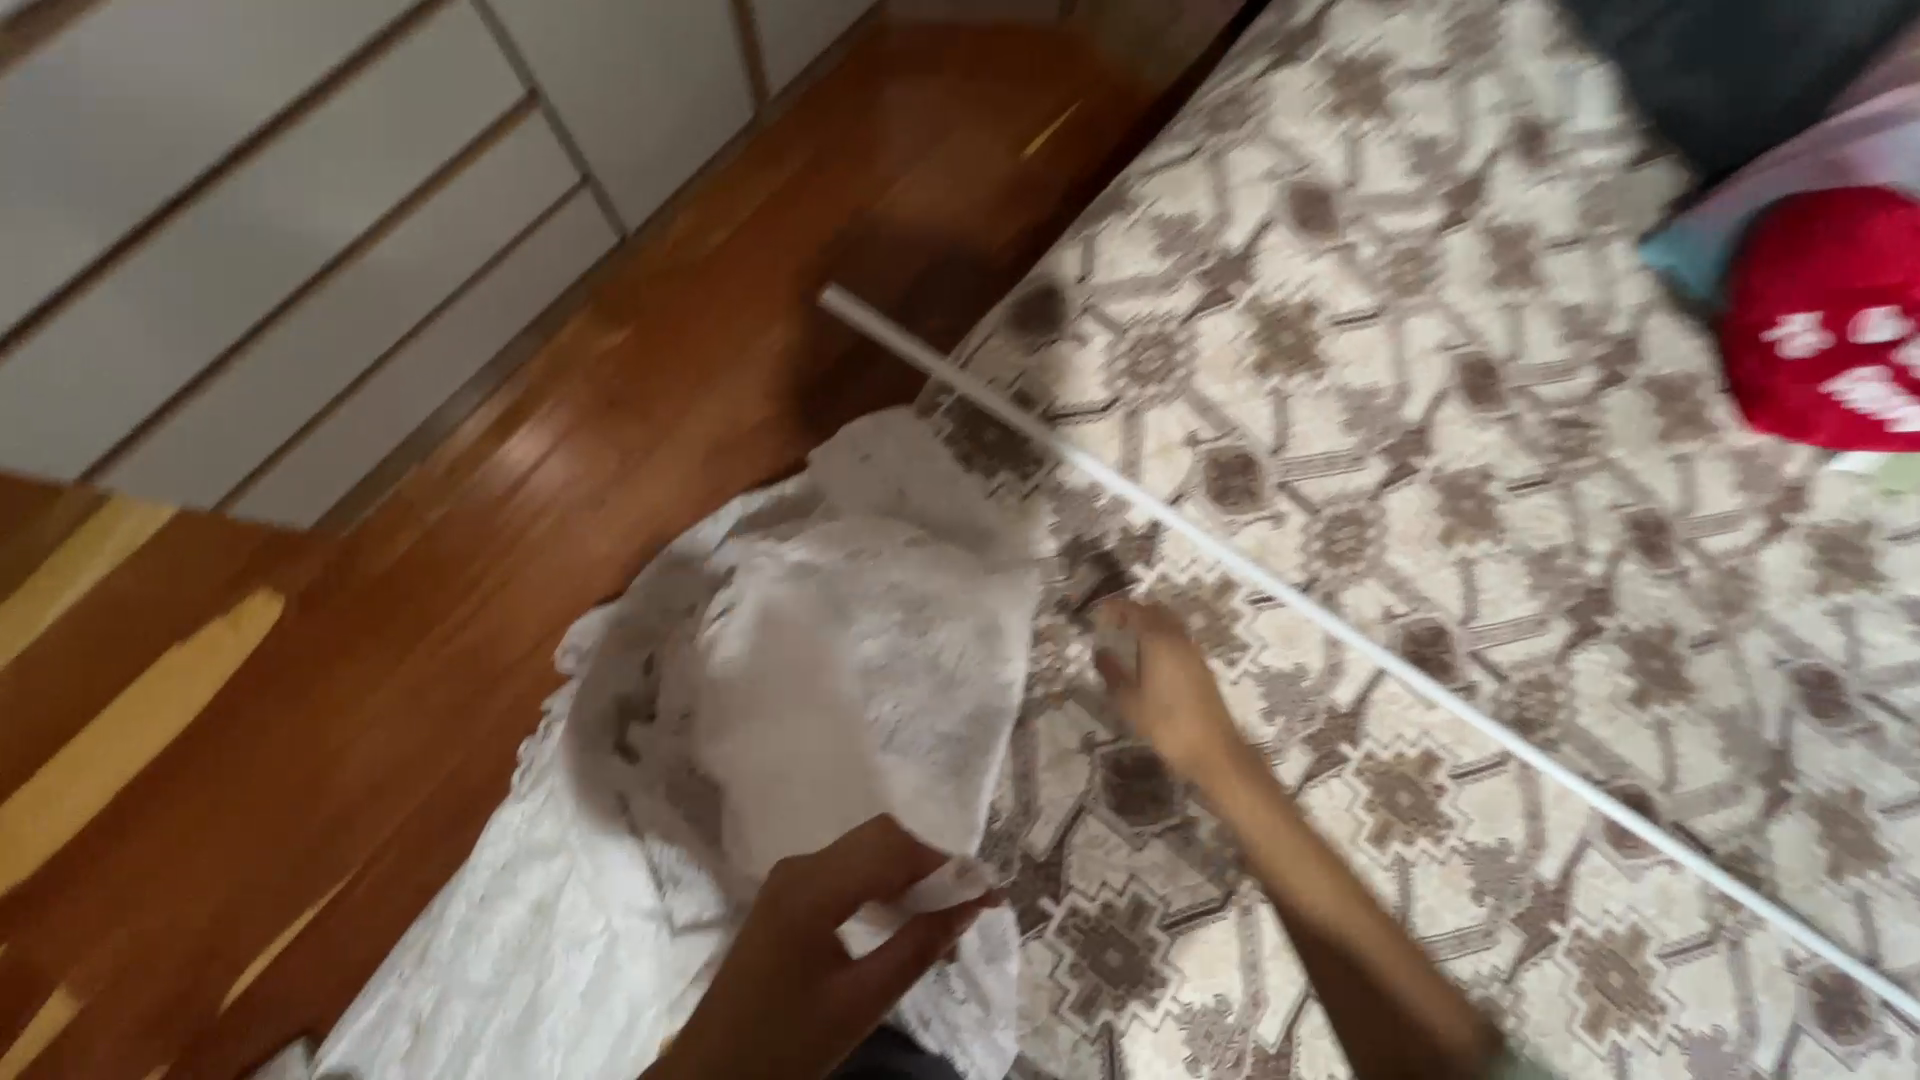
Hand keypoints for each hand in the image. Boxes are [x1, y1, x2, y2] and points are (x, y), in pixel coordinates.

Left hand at [647, 815, 995, 1079]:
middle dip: (931, 864)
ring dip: (910, 873)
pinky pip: (849, 869)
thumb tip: (971, 905)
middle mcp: (800, 867)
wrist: (712, 1073)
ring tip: (947, 913)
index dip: (946, 864)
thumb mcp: (861, 1004)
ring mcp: (791, 877)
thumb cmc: (784, 1045)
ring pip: (866, 851)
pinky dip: (885, 883)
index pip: (893, 848)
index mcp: (811, 889)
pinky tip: (905, 917)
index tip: (989, 894)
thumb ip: (918, 948)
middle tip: (971, 903)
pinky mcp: (789, 894)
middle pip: (880, 839)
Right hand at [1094, 598, 1252, 783]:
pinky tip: (1150, 659)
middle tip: (1113, 624)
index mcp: (1158, 640)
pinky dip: (1162, 638)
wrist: (1212, 750)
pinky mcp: (1202, 667)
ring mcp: (1193, 652)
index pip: (1135, 610)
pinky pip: (1179, 639)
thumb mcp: (1128, 701)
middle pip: (1156, 611)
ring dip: (1150, 624)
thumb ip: (1111, 672)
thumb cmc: (1164, 723)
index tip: (1098, 614)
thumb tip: (1100, 652)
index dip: (1115, 608)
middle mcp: (1178, 638)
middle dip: (1134, 612)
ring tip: (1129, 640)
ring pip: (1170, 624)